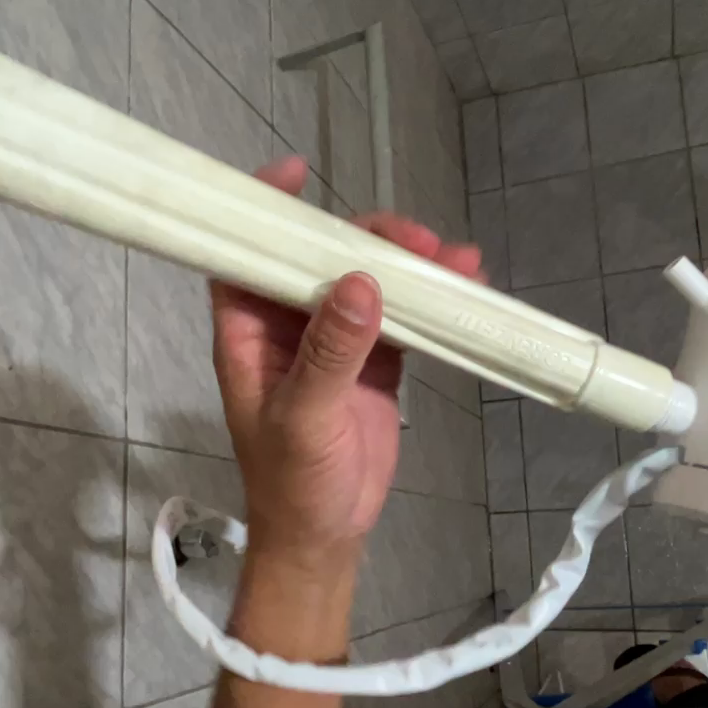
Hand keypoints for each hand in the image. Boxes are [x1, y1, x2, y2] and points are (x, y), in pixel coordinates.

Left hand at [211, 156, 483, 571]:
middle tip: (416, 240)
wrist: (328, 533)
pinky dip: (428, 301)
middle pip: (320, 259)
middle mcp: (289, 329)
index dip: (260, 213)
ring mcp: (334, 343)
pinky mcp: (373, 362)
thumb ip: (329, 354)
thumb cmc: (295, 482)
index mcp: (250, 335)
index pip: (243, 258)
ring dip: (407, 266)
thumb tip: (362, 282)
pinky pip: (399, 317)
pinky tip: (464, 287)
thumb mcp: (304, 419)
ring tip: (455, 261)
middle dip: (366, 239)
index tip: (296, 174)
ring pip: (366, 282)